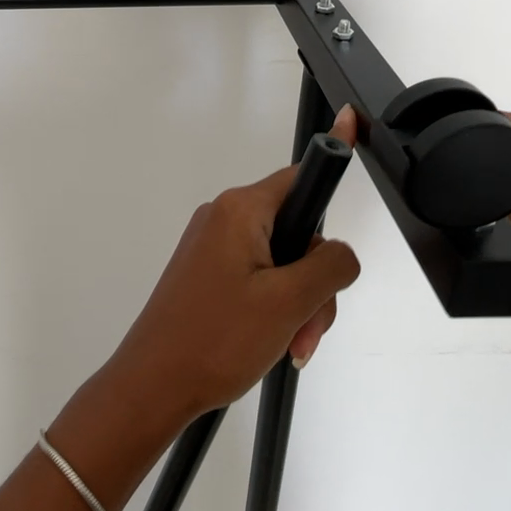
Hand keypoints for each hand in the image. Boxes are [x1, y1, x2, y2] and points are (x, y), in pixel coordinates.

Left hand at [104, 107, 361, 423]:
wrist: (153, 385)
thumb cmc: (214, 340)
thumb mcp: (289, 301)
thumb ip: (331, 264)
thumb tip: (341, 252)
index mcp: (240, 212)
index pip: (301, 176)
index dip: (335, 162)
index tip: (357, 125)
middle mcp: (224, 221)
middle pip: (298, 234)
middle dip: (315, 285)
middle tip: (307, 329)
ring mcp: (213, 249)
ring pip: (282, 265)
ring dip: (297, 306)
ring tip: (289, 346)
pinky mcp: (208, 276)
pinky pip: (258, 281)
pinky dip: (274, 311)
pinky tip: (273, 344)